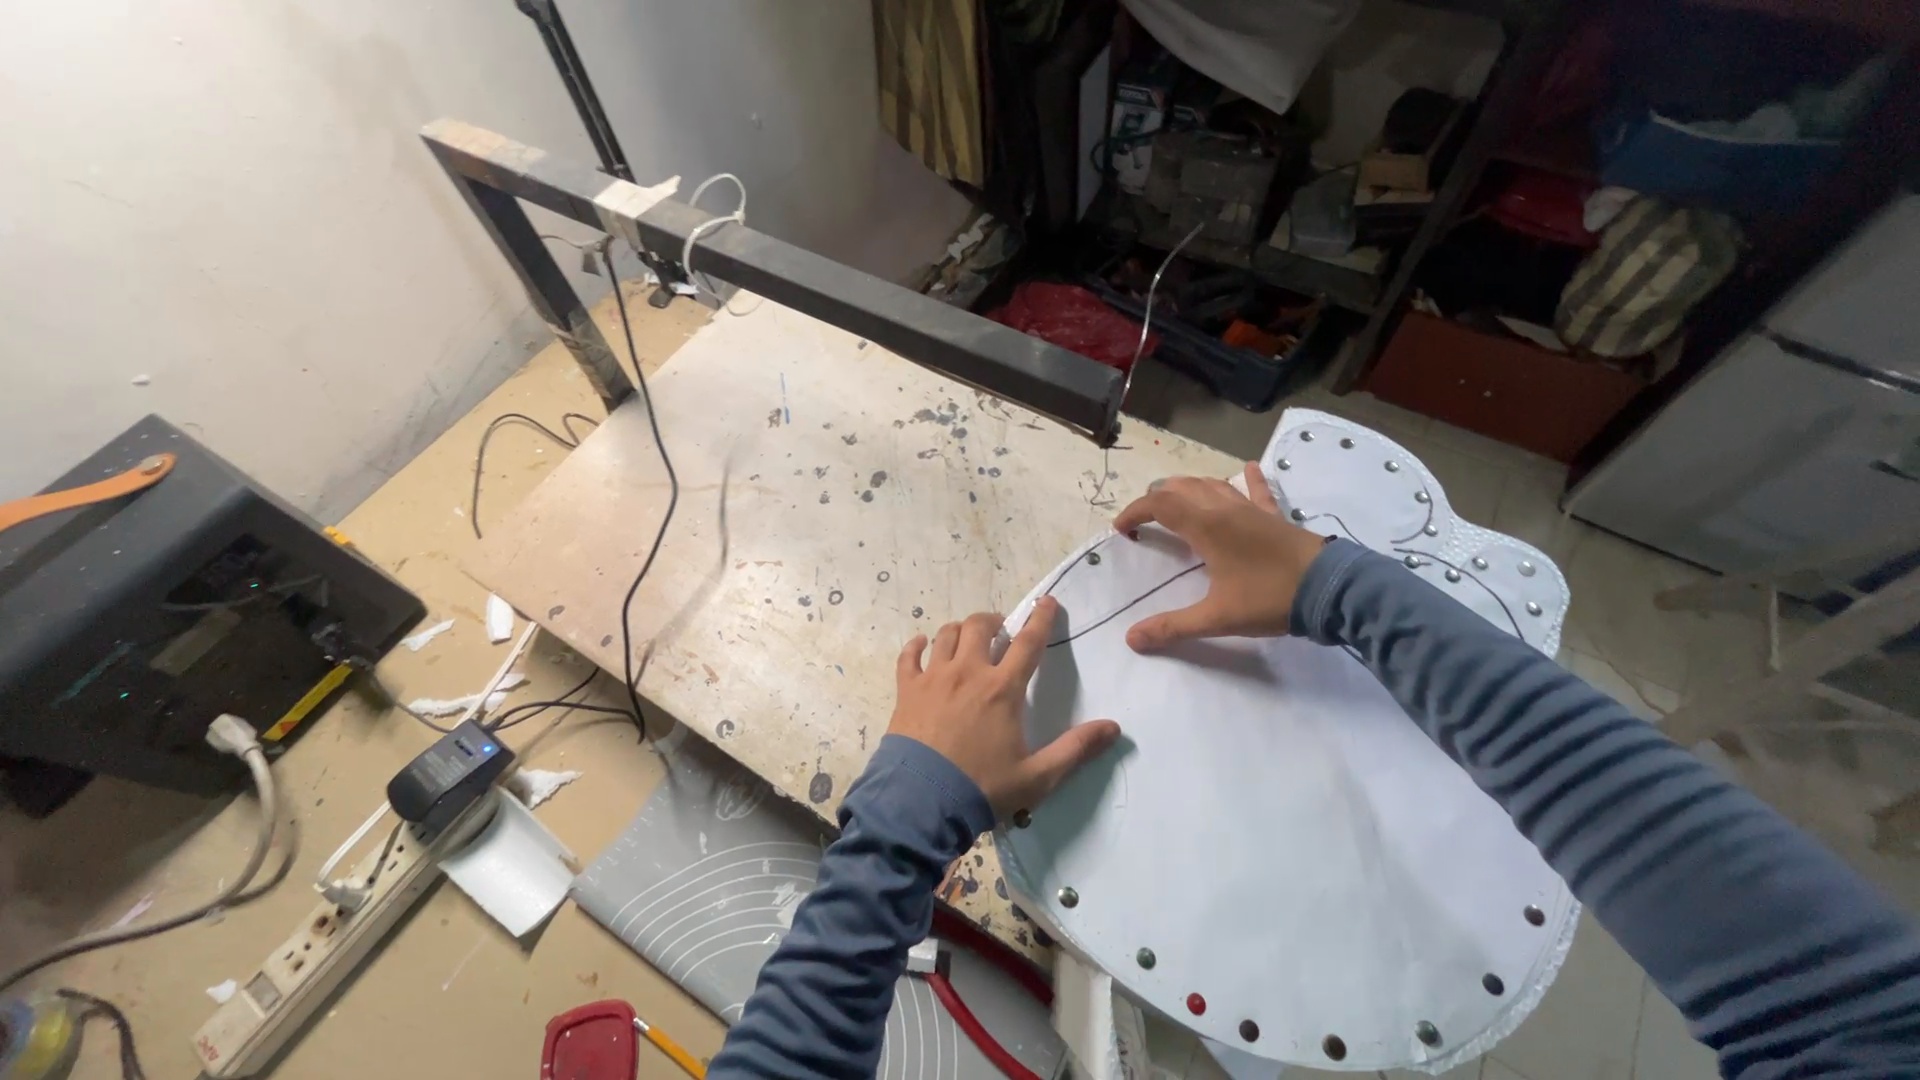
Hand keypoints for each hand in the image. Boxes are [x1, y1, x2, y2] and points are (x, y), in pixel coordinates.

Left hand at [888, 596, 1120, 818]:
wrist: (921, 802)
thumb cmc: (983, 787)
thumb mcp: (1038, 777)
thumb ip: (1075, 749)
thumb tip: (1113, 727)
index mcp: (1002, 689)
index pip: (1028, 642)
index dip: (1040, 619)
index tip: (1047, 602)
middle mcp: (968, 673)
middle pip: (980, 626)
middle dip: (994, 621)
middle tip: (1001, 631)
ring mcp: (934, 678)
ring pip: (947, 635)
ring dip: (961, 630)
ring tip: (968, 638)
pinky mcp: (907, 690)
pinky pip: (909, 656)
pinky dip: (916, 645)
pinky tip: (921, 644)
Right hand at [1112, 461, 1328, 651]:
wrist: (1330, 589)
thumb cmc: (1268, 599)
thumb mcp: (1217, 618)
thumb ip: (1173, 627)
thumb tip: (1132, 639)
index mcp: (1205, 526)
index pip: (1159, 505)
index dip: (1134, 512)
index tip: (1121, 530)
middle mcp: (1224, 509)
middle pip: (1181, 487)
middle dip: (1156, 498)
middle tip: (1145, 522)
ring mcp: (1251, 509)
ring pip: (1212, 485)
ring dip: (1188, 488)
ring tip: (1175, 500)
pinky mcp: (1274, 516)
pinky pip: (1258, 490)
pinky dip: (1248, 479)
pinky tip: (1247, 467)